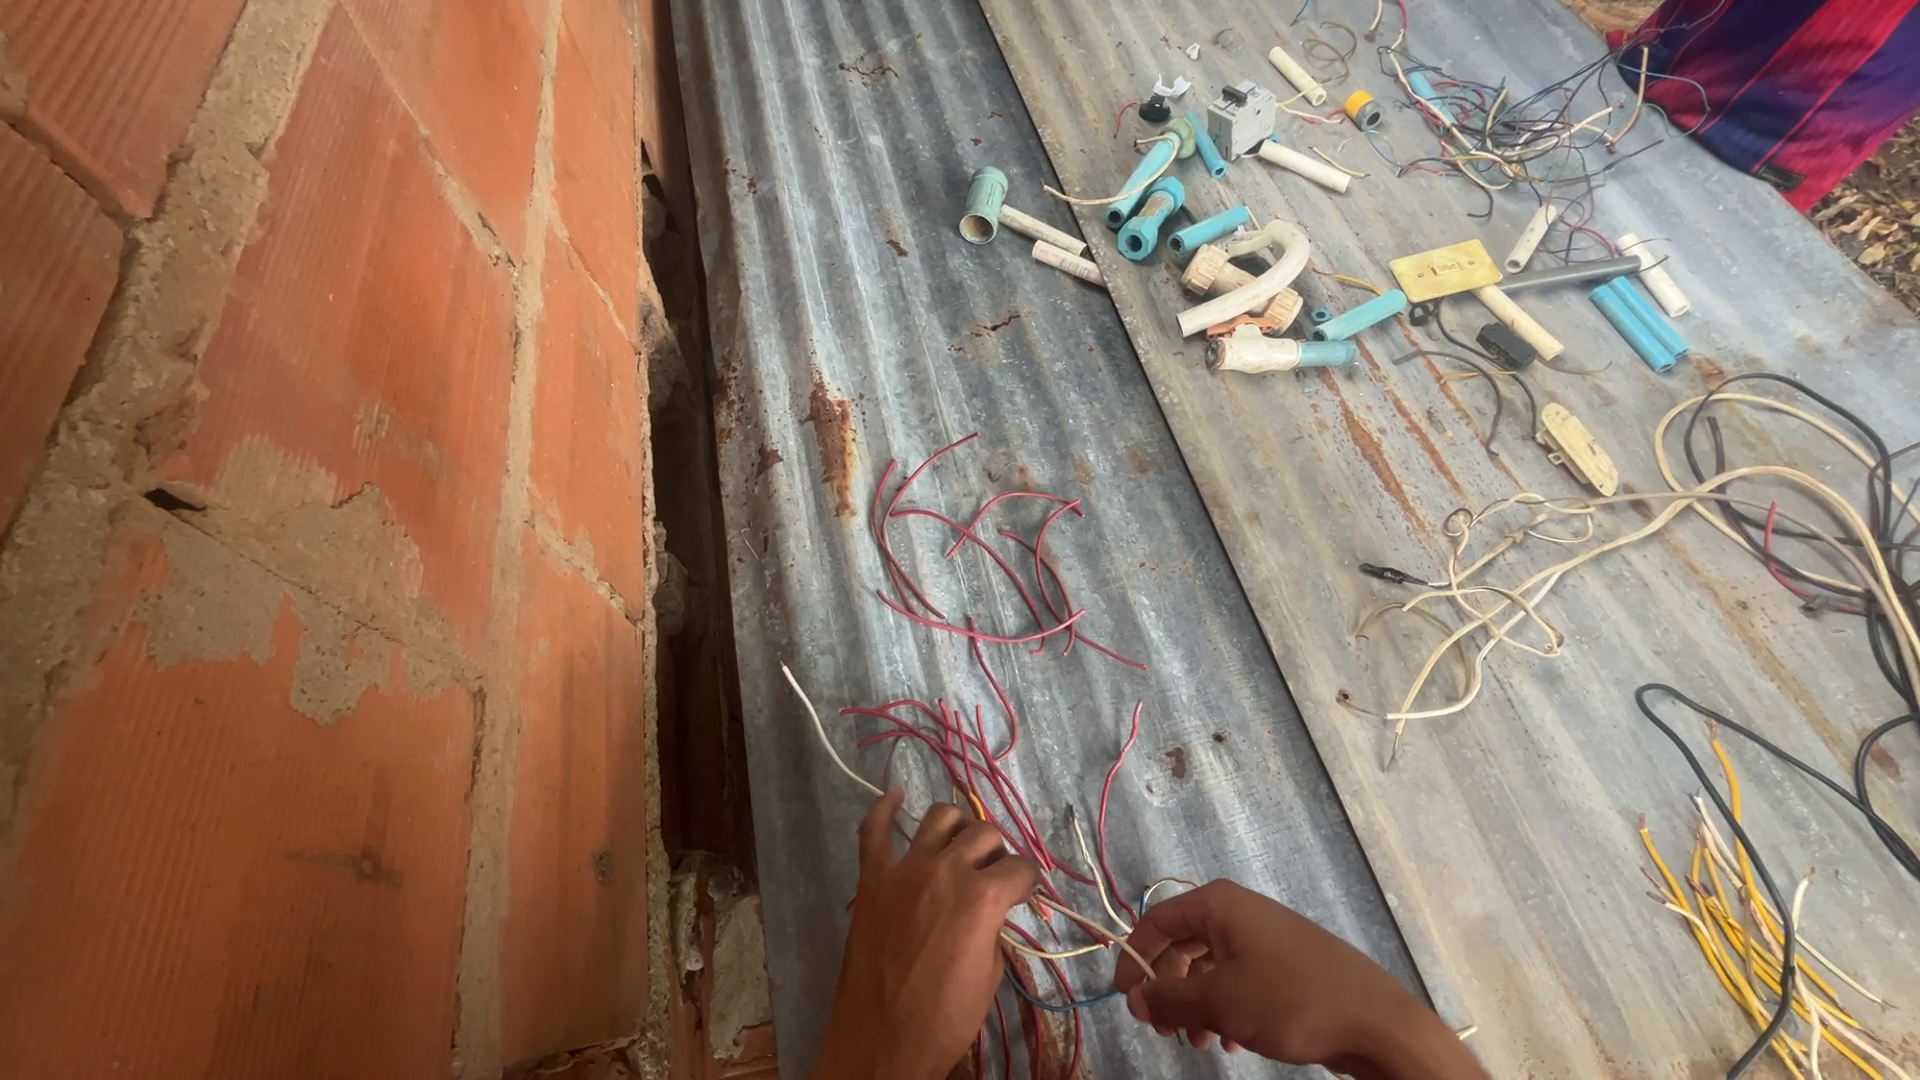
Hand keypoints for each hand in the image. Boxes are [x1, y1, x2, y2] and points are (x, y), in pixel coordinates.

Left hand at [811, 789, 1040, 1079]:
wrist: (881, 1045)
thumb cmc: (943, 1020)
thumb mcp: (989, 976)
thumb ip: (994, 929)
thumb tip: (993, 910)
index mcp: (982, 897)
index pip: (1020, 869)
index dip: (1028, 882)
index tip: (1026, 891)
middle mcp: (947, 869)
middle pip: (985, 834)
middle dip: (998, 852)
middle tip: (995, 872)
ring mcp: (906, 868)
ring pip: (940, 817)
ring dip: (958, 825)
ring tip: (960, 841)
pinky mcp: (873, 878)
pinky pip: (874, 830)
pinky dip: (884, 807)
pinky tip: (896, 795)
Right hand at [1113, 880, 1487, 1079]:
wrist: (1379, 1023)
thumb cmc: (1291, 1000)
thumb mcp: (1221, 1001)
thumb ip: (1170, 999)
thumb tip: (1133, 998)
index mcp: (1218, 905)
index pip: (1157, 921)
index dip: (1135, 957)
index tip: (1124, 997)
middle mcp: (1237, 913)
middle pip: (1182, 945)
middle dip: (1168, 987)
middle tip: (1161, 1029)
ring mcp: (1264, 938)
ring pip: (1210, 967)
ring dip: (1196, 1004)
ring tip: (1199, 1043)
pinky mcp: (1286, 966)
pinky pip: (1239, 980)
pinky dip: (1226, 1008)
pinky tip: (1233, 1042)